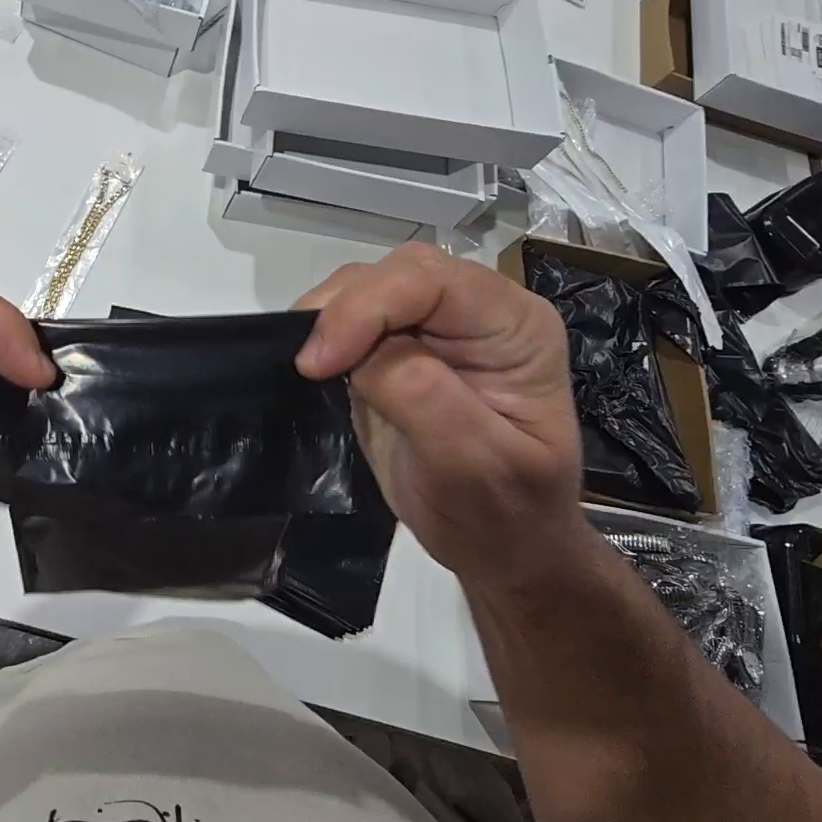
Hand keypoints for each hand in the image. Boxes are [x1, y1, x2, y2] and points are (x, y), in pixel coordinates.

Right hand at [295, 244, 586, 591]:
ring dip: (327, 318)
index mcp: (514, 327)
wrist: (499, 548)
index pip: (433, 281)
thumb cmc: (500, 514)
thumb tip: (360, 355)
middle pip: (397, 273)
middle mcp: (477, 313)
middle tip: (308, 367)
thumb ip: (424, 398)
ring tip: (309, 369)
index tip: (319, 364)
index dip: (368, 308)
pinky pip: (352, 318)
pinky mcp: (396, 349)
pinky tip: (315, 368)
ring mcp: (435, 328)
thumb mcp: (475, 464)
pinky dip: (323, 334)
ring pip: (367, 286)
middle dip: (344, 308)